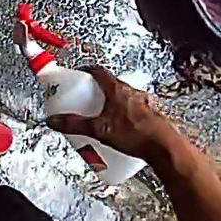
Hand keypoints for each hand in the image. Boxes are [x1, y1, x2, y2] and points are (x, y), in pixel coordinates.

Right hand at [46, 66, 186, 164]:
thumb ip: (75, 125)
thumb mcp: (99, 130)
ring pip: (123, 99)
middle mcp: (133, 93)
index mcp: (118, 90)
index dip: (87, 72)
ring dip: (111, 105)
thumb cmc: (138, 135)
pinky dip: (123, 117)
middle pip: (111, 86)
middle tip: (86, 101)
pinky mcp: (151, 117)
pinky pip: (133, 112)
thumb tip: (55, 121)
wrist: (165, 148)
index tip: (79, 74)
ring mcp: (144, 104)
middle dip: (96, 92)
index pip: (99, 72)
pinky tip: (120, 131)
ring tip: (101, 119)